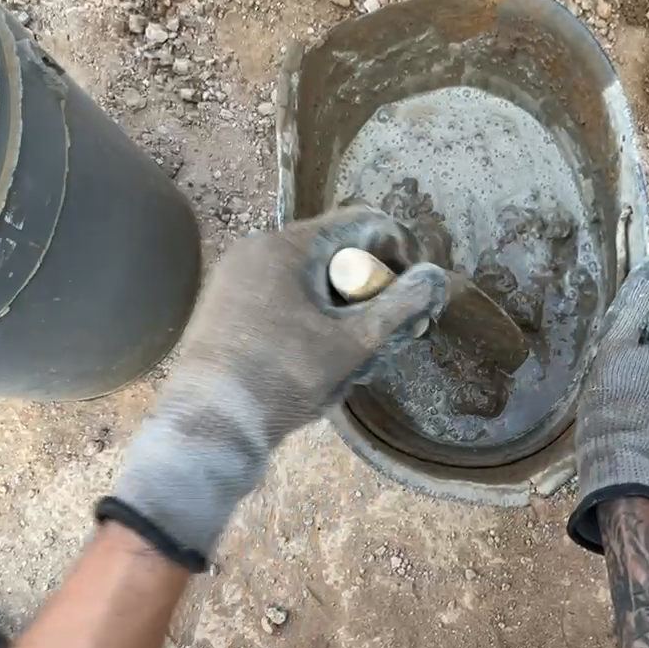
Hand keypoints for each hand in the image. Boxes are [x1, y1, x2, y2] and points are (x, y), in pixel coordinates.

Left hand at [101, 208, 445, 567]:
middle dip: (369, 287)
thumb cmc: (285, 378)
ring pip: (309, 277)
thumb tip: (437, 277)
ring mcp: (235, 276)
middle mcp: (258, 248)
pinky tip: (314, 357)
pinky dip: (309, 316)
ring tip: (350, 354)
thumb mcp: (353, 343)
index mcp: (288, 246)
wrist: (211, 424)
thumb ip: (399, 305)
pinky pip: (282, 294)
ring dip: (341, 307)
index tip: (411, 293)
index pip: (362, 223)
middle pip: (335, 251)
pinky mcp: (224, 303)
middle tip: (384, 331)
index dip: (399, 251)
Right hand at [567, 256, 648, 551]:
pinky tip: (628, 400)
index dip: (635, 316)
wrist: (621, 457)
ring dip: (644, 365)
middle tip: (611, 362)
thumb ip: (633, 304)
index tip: (614, 333)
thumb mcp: (616, 345)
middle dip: (640, 342)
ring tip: (618, 383)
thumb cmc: (614, 399)